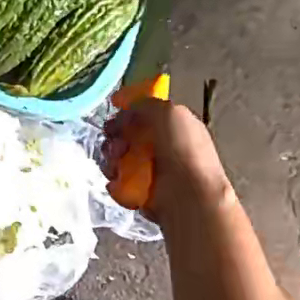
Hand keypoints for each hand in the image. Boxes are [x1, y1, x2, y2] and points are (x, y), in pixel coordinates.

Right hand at [105, 98, 234, 220]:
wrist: (188, 194)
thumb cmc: (183, 150)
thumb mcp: (169, 112)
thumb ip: (145, 105)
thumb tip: (124, 112)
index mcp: (172, 126)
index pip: (140, 116)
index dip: (124, 117)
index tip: (114, 122)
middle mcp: (160, 147)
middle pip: (123, 137)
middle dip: (114, 140)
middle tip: (118, 148)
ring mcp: (149, 170)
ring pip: (116, 159)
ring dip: (111, 160)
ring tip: (116, 167)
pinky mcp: (139, 192)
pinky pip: (117, 181)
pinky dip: (114, 181)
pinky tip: (118, 182)